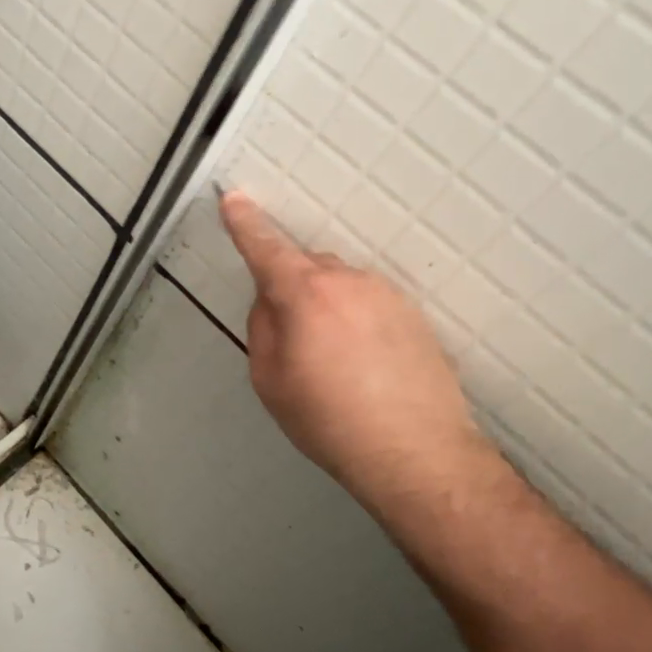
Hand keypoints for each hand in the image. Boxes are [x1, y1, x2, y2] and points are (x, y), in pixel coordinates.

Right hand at [219, 190, 493, 499]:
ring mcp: (387, 295)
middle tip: (294, 346)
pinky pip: (370, 307)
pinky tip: (366, 370)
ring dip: (328, 310)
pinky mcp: (414, 315)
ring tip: (336, 368)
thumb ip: (263, 327)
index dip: (245, 223)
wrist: (417, 453)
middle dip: (293, 291)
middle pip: (307, 269)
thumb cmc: (330, 421)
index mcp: (306, 293)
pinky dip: (358, 325)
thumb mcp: (270, 380)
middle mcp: (349, 281)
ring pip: (341, 288)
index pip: (266, 248)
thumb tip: (274, 302)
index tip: (233, 199)